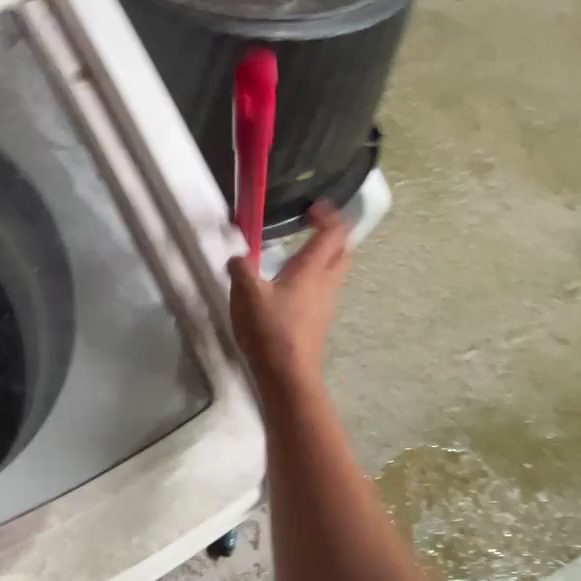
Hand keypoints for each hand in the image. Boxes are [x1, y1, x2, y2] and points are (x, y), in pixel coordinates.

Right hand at [227, 202, 351, 387]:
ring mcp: (325, 303)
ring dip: (324, 258)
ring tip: (298, 257)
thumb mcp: (245, 294)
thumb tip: (238, 257)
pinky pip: (323, 290)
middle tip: (311, 229)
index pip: (333, 233)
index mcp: (312, 270)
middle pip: (342, 251)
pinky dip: (313, 279)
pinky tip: (290, 289)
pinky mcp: (318, 320)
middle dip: (331, 236)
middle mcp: (326, 283)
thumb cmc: (269, 329)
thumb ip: (241, 269)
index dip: (328, 215)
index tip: (313, 207)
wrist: (286, 373)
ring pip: (335, 272)